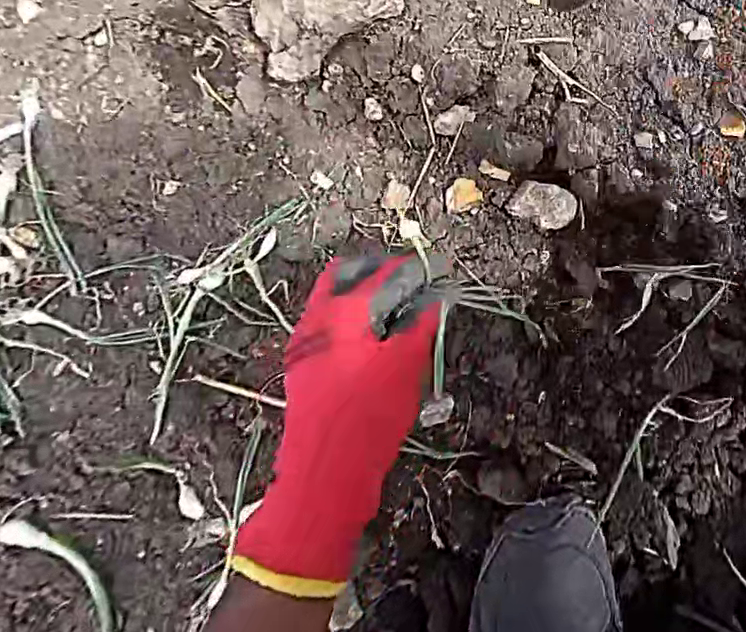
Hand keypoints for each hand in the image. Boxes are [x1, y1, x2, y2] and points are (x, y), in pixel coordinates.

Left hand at [230, 255, 438, 595]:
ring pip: (337, 298)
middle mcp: (317, 317)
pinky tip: (380, 336)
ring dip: (368, 294)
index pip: (388, 272)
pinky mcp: (305, 365)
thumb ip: (422, 322)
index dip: (418, 268)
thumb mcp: (407, 364)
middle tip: (417, 281)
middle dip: (385, 272)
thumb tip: (437, 297)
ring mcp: (306, 342)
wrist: (324, 476)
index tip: (440, 270)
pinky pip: (332, 324)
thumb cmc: (369, 415)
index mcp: (343, 310)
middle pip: (351, 274)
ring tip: (402, 307)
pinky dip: (357, 318)